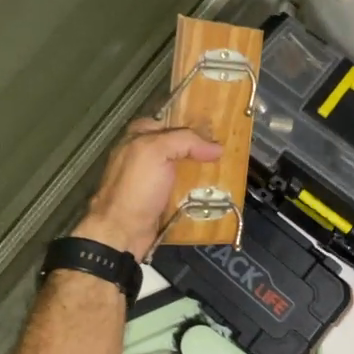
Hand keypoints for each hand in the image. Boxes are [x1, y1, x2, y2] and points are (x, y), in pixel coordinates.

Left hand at [71, 119, 221, 257]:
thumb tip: (217, 148)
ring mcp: (153, 181)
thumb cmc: (136, 187)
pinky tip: (218, 192)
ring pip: (184, 170)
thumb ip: (185, 141)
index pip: (168, 121)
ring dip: (204, 172)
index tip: (216, 128)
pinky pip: (185, 191)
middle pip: (179, 146)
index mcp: (137, 138)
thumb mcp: (156, 152)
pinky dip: (200, 192)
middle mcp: (144, 156)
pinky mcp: (161, 202)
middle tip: (227, 150)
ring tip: (231, 171)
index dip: (190, 122)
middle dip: (201, 149)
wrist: (122, 233)